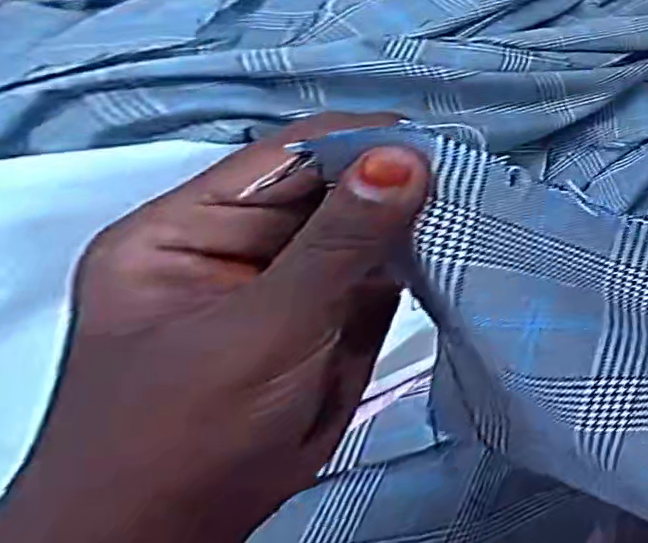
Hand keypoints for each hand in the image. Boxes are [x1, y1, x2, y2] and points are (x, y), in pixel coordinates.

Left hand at [0, 113, 431, 542]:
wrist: (174, 540)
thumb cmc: (177, 439)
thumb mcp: (261, 332)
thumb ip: (339, 241)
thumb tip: (405, 158)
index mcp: (190, 226)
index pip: (294, 154)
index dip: (366, 144)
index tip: (438, 152)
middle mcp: (246, 233)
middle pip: (342, 175)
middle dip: (404, 176)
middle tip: (468, 179)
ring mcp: (299, 263)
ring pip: (377, 210)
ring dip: (424, 208)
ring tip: (473, 204)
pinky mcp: (342, 292)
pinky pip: (395, 248)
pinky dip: (429, 242)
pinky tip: (460, 236)